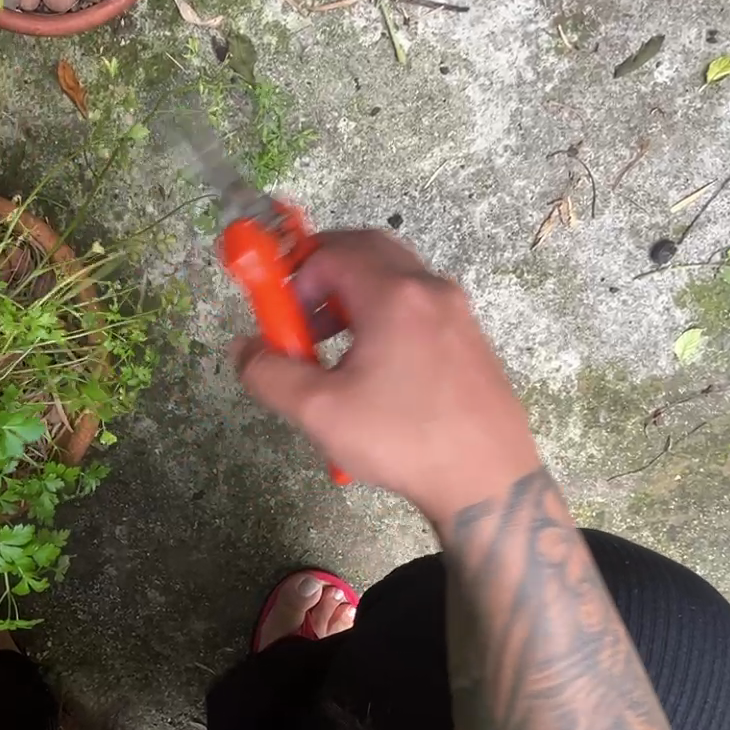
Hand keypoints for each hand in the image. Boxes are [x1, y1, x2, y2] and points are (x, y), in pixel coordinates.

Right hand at [236, 230, 542, 524]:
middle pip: (367, 249)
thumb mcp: (317, 410)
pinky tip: (369, 370)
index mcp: (394, 296)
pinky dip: (380, 316)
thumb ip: (267, 373)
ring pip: (393, 277)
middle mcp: (430, 290)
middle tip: (298, 316)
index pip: (333, 251)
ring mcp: (457, 313)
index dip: (294, 277)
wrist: (486, 480)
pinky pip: (415, 305)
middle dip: (321, 274)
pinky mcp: (469, 339)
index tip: (281, 319)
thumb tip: (242, 348)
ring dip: (349, 297)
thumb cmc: (399, 439)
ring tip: (328, 348)